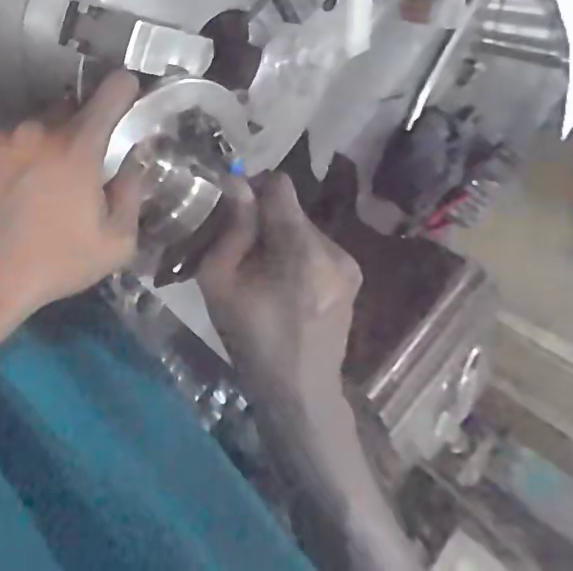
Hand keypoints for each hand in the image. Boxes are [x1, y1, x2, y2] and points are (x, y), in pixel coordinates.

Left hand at [0, 70, 145, 329]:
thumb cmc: (55, 263)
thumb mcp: (115, 242)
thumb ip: (132, 190)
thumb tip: (134, 157)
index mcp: (77, 146)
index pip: (112, 91)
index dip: (124, 91)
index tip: (126, 100)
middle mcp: (37, 128)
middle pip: (69, 109)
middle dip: (78, 130)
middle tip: (76, 166)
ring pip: (33, 125)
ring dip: (42, 142)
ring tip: (36, 181)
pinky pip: (3, 138)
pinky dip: (11, 153)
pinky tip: (7, 186)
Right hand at [196, 173, 362, 407]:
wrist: (298, 392)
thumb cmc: (250, 336)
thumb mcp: (220, 279)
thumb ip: (231, 227)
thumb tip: (236, 181)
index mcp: (302, 247)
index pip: (279, 185)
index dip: (252, 187)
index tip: (231, 211)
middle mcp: (333, 248)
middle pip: (290, 208)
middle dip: (262, 219)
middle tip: (237, 249)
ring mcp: (348, 264)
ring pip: (301, 228)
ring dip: (277, 237)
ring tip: (258, 272)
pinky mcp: (352, 278)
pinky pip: (314, 248)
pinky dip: (294, 254)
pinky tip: (281, 285)